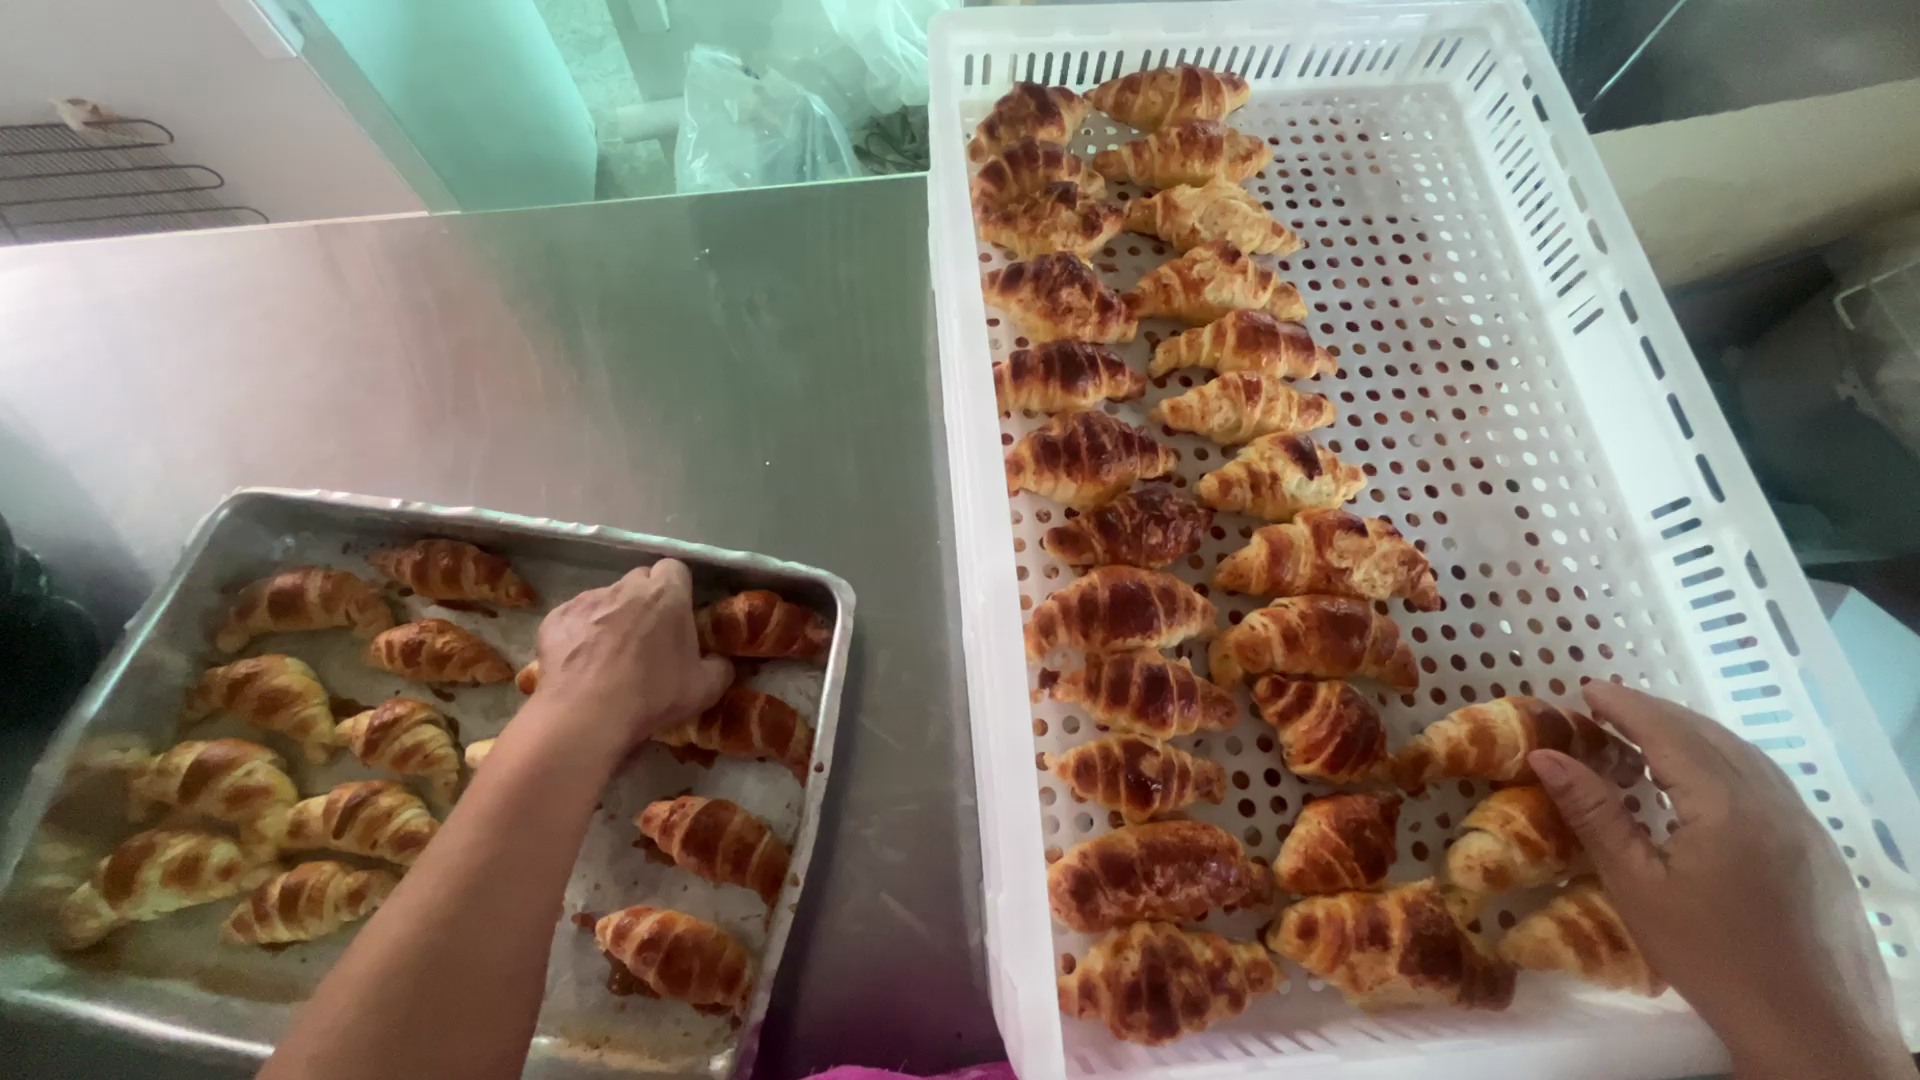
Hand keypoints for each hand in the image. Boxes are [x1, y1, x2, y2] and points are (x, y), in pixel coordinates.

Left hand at [530, 560, 731, 751]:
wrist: (586, 716)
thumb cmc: (652, 696)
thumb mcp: (705, 688)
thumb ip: (721, 667)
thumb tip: (721, 662)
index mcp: (667, 595)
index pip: (675, 568)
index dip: (677, 587)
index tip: (678, 613)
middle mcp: (627, 588)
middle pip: (640, 579)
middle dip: (646, 598)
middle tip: (649, 632)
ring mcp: (587, 600)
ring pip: (606, 597)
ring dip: (613, 615)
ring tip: (611, 651)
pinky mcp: (556, 618)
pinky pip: (574, 617)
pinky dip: (581, 631)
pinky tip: (583, 660)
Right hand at [1529, 683, 1912, 1079]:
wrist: (1816, 1033)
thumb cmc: (1710, 957)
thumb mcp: (1635, 885)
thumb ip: (1593, 812)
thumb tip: (1545, 755)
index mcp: (1728, 808)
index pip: (1670, 734)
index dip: (1625, 706)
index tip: (1584, 689)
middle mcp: (1774, 803)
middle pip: (1708, 735)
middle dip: (1652, 712)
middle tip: (1600, 705)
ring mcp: (1803, 824)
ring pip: (1740, 753)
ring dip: (1686, 731)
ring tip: (1638, 730)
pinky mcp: (1815, 846)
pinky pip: (1761, 777)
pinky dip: (1715, 756)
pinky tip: (1690, 773)